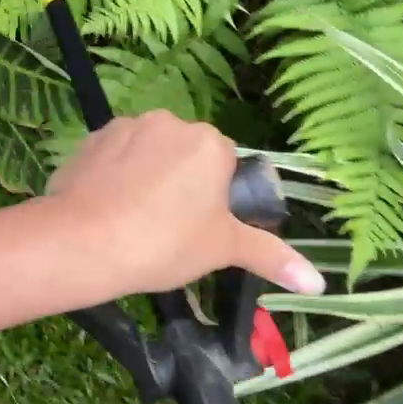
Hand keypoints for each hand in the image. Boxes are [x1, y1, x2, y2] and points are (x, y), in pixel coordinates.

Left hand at [44, 111, 325, 299]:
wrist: (84, 239)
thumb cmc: (164, 241)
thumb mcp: (223, 249)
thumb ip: (270, 256)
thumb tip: (318, 282)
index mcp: (206, 141)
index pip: (224, 160)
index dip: (216, 194)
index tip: (203, 223)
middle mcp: (166, 121)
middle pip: (184, 151)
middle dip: (183, 181)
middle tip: (173, 224)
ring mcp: (123, 126)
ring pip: (147, 151)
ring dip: (148, 175)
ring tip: (138, 218)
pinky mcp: (90, 138)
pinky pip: (113, 155)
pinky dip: (115, 175)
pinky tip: (110, 206)